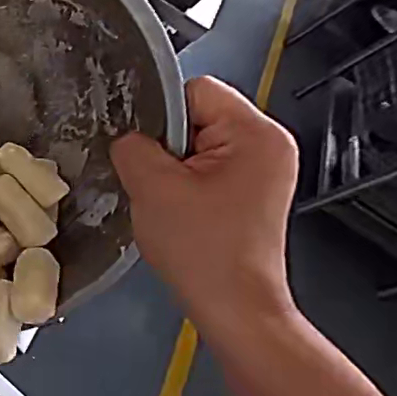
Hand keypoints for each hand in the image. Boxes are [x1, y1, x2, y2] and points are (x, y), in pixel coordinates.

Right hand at [111, 76, 299, 333]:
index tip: (148, 151)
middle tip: (155, 180)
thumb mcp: (153, 187)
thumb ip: (133, 146)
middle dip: (166, 143)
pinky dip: (183, 181)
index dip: (160, 114)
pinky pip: (205, 166)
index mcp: (256, 134)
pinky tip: (176, 206)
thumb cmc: (201, 248)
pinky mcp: (250, 190)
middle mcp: (269, 144)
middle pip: (197, 114)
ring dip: (172, 165)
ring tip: (166, 197)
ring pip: (197, 142)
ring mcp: (262, 169)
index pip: (196, 89)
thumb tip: (128, 137)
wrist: (233, 306)